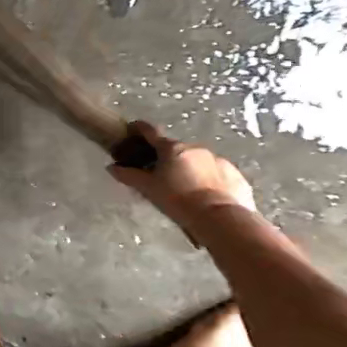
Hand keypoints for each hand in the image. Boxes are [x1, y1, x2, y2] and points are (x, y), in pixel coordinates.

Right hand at [109, 121, 256, 219]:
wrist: (221, 218)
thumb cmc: (179, 200)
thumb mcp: (149, 189)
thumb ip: (130, 176)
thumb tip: (112, 168)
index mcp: (172, 148)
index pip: (151, 132)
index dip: (139, 129)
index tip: (132, 129)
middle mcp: (195, 148)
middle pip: (175, 149)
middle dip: (166, 158)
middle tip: (160, 175)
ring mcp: (217, 160)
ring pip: (197, 161)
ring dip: (189, 169)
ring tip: (186, 191)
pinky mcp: (234, 174)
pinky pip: (216, 173)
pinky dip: (208, 180)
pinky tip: (206, 197)